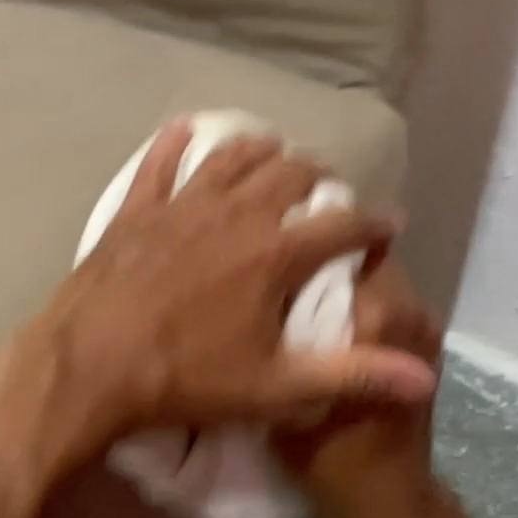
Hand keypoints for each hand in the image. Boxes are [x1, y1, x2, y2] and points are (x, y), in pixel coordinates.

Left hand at [31, 120, 437, 460]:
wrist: (91, 367)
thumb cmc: (186, 379)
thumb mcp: (275, 388)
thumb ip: (352, 375)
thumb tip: (426, 377)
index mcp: (275, 255)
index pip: (343, 226)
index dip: (374, 223)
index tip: (390, 225)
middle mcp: (235, 214)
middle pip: (291, 176)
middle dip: (319, 179)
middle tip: (327, 191)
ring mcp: (182, 206)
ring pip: (232, 157)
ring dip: (261, 152)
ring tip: (276, 153)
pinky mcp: (137, 210)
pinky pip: (159, 161)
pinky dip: (176, 142)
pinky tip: (186, 129)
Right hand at [274, 258, 468, 517]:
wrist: (387, 502)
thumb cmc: (328, 455)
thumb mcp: (283, 395)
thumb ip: (277, 336)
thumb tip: (257, 288)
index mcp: (377, 317)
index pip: (339, 246)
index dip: (300, 243)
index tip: (266, 251)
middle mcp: (409, 310)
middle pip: (359, 256)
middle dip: (319, 258)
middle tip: (275, 273)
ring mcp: (424, 325)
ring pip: (375, 275)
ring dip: (339, 279)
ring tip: (295, 294)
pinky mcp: (426, 341)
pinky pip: (387, 298)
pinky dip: (358, 300)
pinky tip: (324, 320)